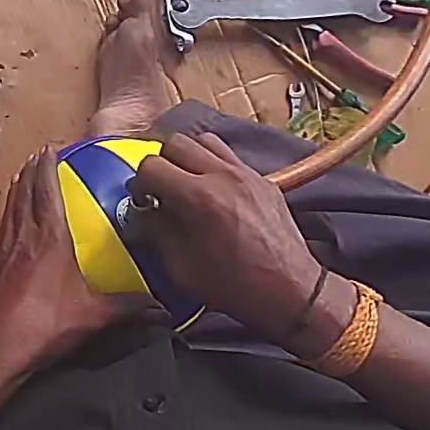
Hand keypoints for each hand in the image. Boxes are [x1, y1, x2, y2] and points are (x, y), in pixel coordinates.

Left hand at [0, 148, 132, 373]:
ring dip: (17, 188)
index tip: (49, 148)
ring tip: (22, 176)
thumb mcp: (93, 315)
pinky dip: (8, 212)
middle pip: (23, 193)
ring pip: (10, 208)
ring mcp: (5, 250)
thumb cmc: (45, 325)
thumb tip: (163, 308)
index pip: (46, 192)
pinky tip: (10, 218)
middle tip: (36, 156)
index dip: (46, 167)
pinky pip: (2, 227)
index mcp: (50, 239)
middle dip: (30, 171)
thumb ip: (128, 307)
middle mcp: (24, 237)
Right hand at [128, 133, 328, 343]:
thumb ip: (156, 232)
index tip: (143, 198)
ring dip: (188, 156)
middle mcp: (222, 175)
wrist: (289, 290)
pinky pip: (230, 155)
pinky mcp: (262, 179)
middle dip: (162, 163)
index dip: (140, 182)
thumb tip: (144, 212)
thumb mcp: (181, 268)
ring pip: (204, 140)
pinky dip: (213, 163)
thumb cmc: (234, 286)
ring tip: (186, 181)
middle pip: (176, 142)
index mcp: (198, 197)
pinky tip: (213, 189)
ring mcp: (245, 173)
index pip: (152, 165)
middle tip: (161, 187)